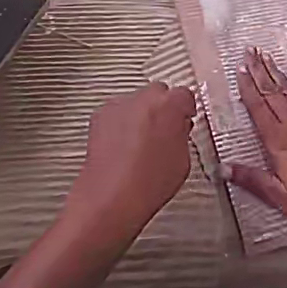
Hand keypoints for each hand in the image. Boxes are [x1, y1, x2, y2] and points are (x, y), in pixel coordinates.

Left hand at [64, 82, 197, 242]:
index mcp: (169, 106)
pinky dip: (121, 123)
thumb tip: (179, 129)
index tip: (185, 116)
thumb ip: (182, 134)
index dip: (185, 108)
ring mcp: (120, 105)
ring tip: (141, 144)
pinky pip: (117, 112)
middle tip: (164, 130)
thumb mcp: (182, 160)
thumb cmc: (147, 182)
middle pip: (158, 92)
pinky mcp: (100, 115)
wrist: (112, 195)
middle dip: (162, 108)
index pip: (184, 95)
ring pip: (136, 102)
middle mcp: (143, 99)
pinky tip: (124, 146)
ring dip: (140, 115)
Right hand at [223, 50, 286, 232]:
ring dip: (276, 70)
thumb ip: (251, 179)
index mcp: (279, 139)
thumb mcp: (281, 197)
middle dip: (258, 69)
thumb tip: (224, 169)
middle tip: (248, 52)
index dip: (247, 86)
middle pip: (271, 89)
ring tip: (266, 56)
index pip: (257, 106)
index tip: (239, 71)